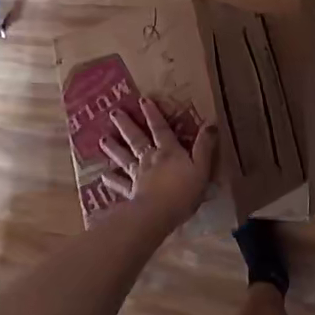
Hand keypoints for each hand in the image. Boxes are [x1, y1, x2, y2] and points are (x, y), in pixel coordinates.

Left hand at [98, 98, 217, 222]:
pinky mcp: (131, 192)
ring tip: (103, 139)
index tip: (143, 100)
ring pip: (124, 158)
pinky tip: (104, 176)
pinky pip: (120, 184)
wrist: (158, 214)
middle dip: (127, 125)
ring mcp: (138, 175)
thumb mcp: (202, 167)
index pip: (161, 129)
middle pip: (137, 139)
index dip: (154, 114)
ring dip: (114, 148)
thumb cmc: (184, 191)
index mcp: (169, 152)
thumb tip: (211, 122)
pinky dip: (112, 180)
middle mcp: (151, 159)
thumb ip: (205, 146)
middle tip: (114, 112)